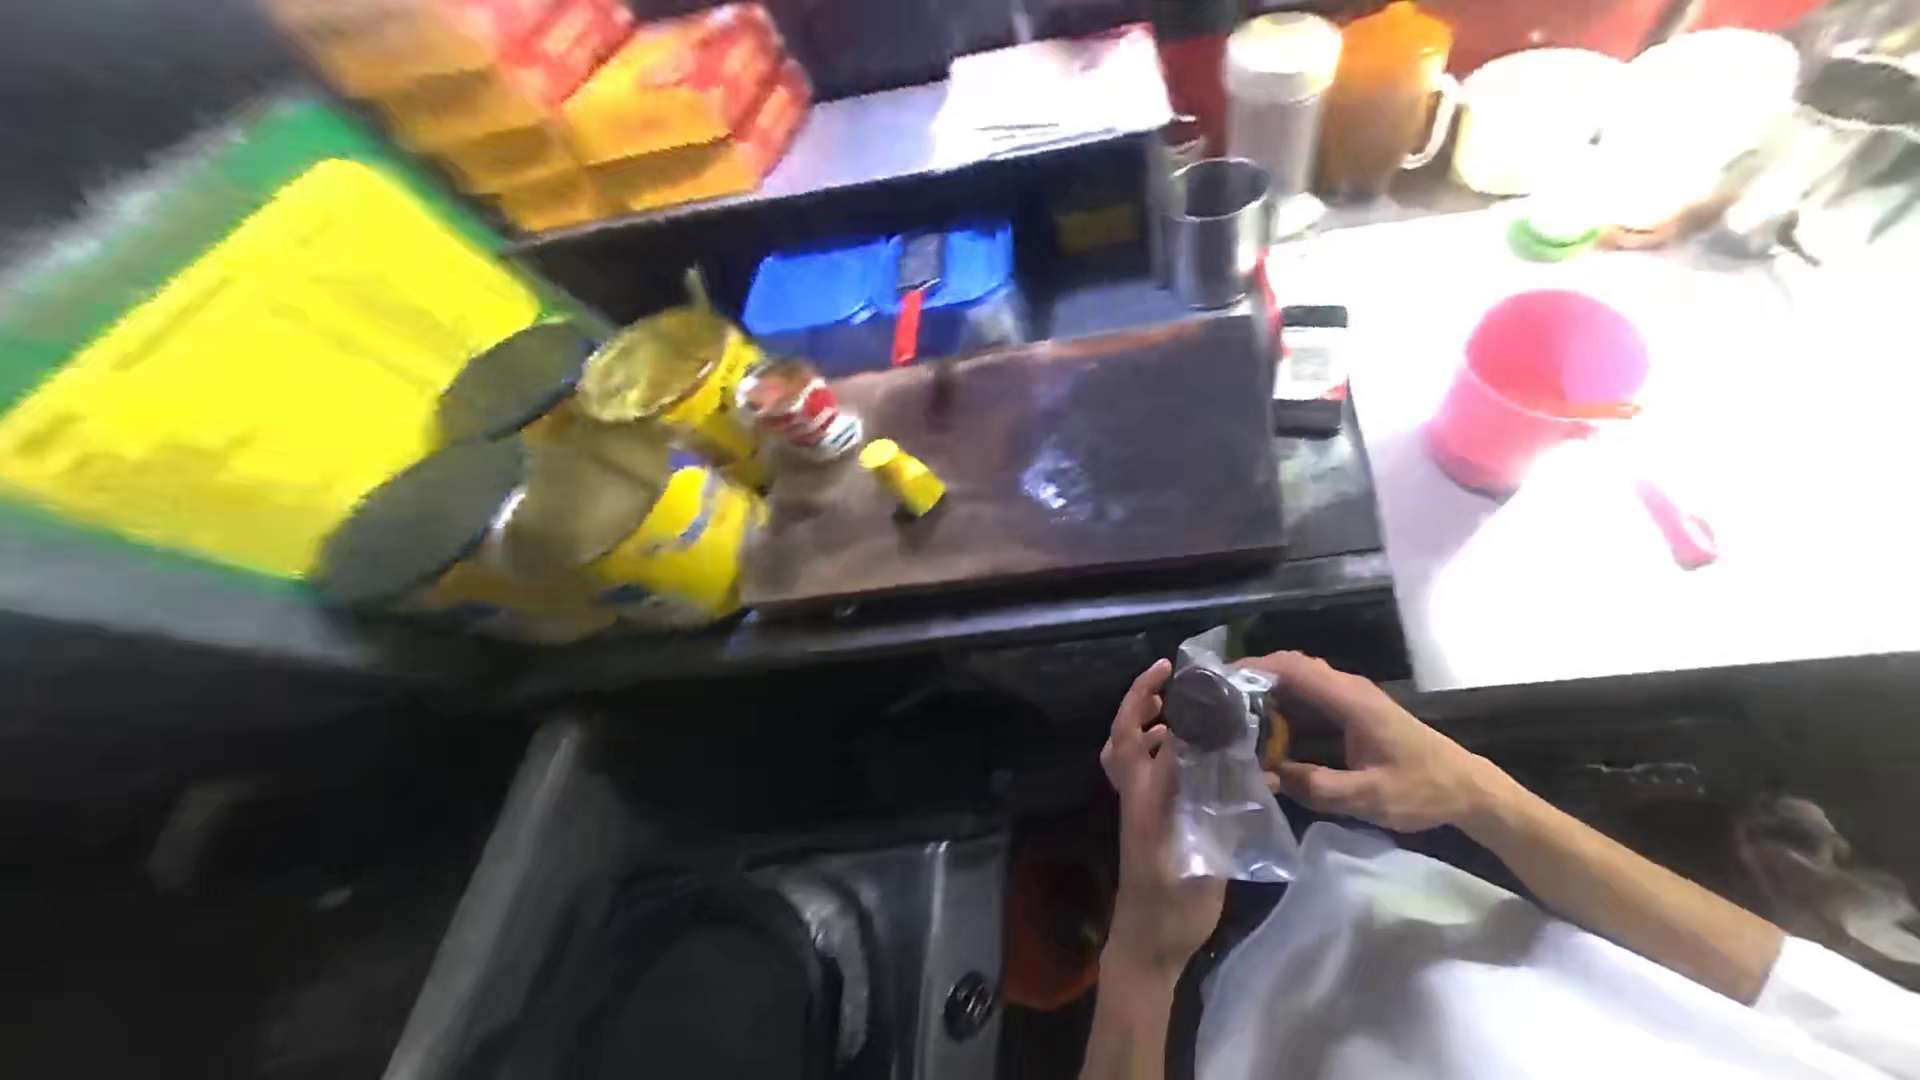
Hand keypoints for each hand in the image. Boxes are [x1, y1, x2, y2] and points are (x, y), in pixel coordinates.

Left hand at [1099, 659, 1226, 981]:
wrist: (1148, 941)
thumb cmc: (1175, 903)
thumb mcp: (1200, 856)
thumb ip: (1213, 809)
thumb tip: (1228, 761)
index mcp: (1144, 796)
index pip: (1137, 734)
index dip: (1145, 697)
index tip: (1166, 672)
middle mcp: (1134, 793)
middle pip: (1123, 736)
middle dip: (1139, 702)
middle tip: (1167, 683)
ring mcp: (1135, 806)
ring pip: (1127, 754)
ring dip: (1145, 726)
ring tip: (1177, 712)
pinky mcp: (1142, 819)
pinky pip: (1141, 774)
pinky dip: (1156, 754)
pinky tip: (1186, 758)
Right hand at [1240, 652, 1510, 833]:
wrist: (1470, 790)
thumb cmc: (1422, 790)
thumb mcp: (1368, 797)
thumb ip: (1315, 786)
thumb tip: (1264, 775)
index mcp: (1349, 699)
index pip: (1293, 668)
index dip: (1254, 668)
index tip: (1219, 678)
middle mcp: (1346, 688)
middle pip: (1289, 666)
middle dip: (1251, 676)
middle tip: (1216, 695)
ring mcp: (1348, 696)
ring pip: (1296, 678)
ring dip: (1264, 688)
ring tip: (1231, 708)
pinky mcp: (1349, 708)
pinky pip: (1306, 693)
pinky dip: (1281, 701)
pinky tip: (1264, 724)